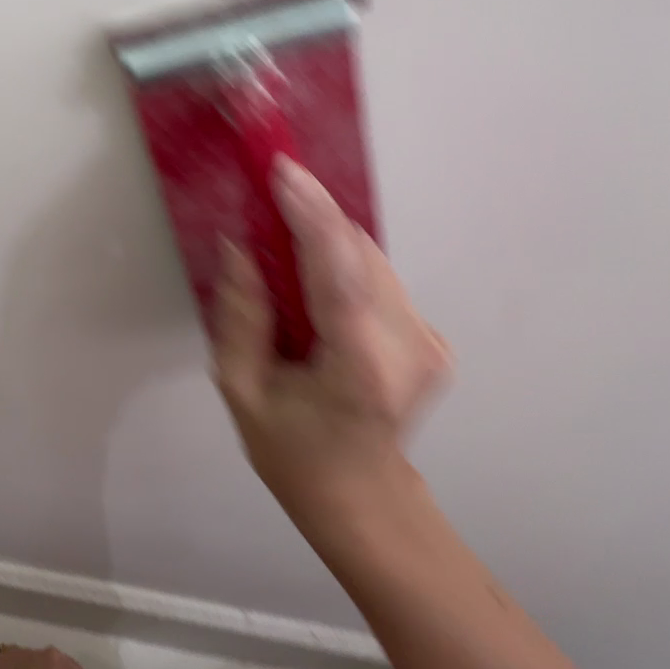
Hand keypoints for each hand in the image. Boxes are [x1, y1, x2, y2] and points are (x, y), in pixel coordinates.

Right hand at [212, 157, 452, 518]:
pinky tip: (308, 260)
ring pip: (372, 261)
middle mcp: (409, 345)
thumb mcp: (241, 387)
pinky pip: (377, 279)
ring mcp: (428, 342)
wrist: (359, 496)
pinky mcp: (430, 338)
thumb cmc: (289, 450)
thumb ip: (241, 315)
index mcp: (360, 364)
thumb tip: (239, 248)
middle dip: (316, 213)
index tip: (282, 171)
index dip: (311, 214)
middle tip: (270, 182)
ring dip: (326, 233)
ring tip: (282, 212)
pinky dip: (339, 258)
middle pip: (361, 255)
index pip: (338, 270)